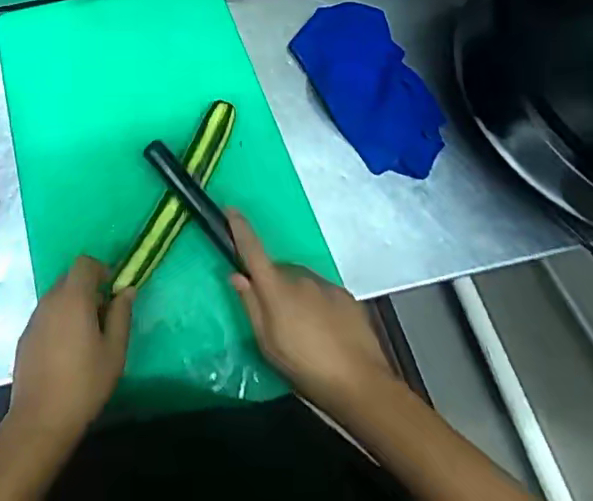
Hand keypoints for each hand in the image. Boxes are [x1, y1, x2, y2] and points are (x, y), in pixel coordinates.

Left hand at [9, 256, 134, 437]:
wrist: (40, 417)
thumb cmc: (84, 383)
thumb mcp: (114, 351)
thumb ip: (121, 315)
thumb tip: (127, 290)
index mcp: (73, 297)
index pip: (84, 263)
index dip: (101, 269)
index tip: (113, 290)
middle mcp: (50, 299)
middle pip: (70, 277)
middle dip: (88, 288)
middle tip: (104, 316)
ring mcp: (35, 316)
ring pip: (57, 296)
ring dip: (73, 304)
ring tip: (87, 337)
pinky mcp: (26, 334)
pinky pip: (47, 314)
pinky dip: (59, 320)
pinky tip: (67, 351)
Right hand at [228, 209, 394, 407]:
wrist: (362, 384)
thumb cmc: (305, 366)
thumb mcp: (267, 343)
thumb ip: (251, 305)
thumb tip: (237, 276)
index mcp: (276, 287)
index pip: (252, 249)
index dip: (240, 227)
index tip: (231, 209)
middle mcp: (300, 277)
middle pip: (278, 271)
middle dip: (273, 284)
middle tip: (275, 314)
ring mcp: (326, 285)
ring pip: (302, 282)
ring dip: (297, 295)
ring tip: (304, 328)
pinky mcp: (347, 297)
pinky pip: (323, 293)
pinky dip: (318, 304)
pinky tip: (325, 330)